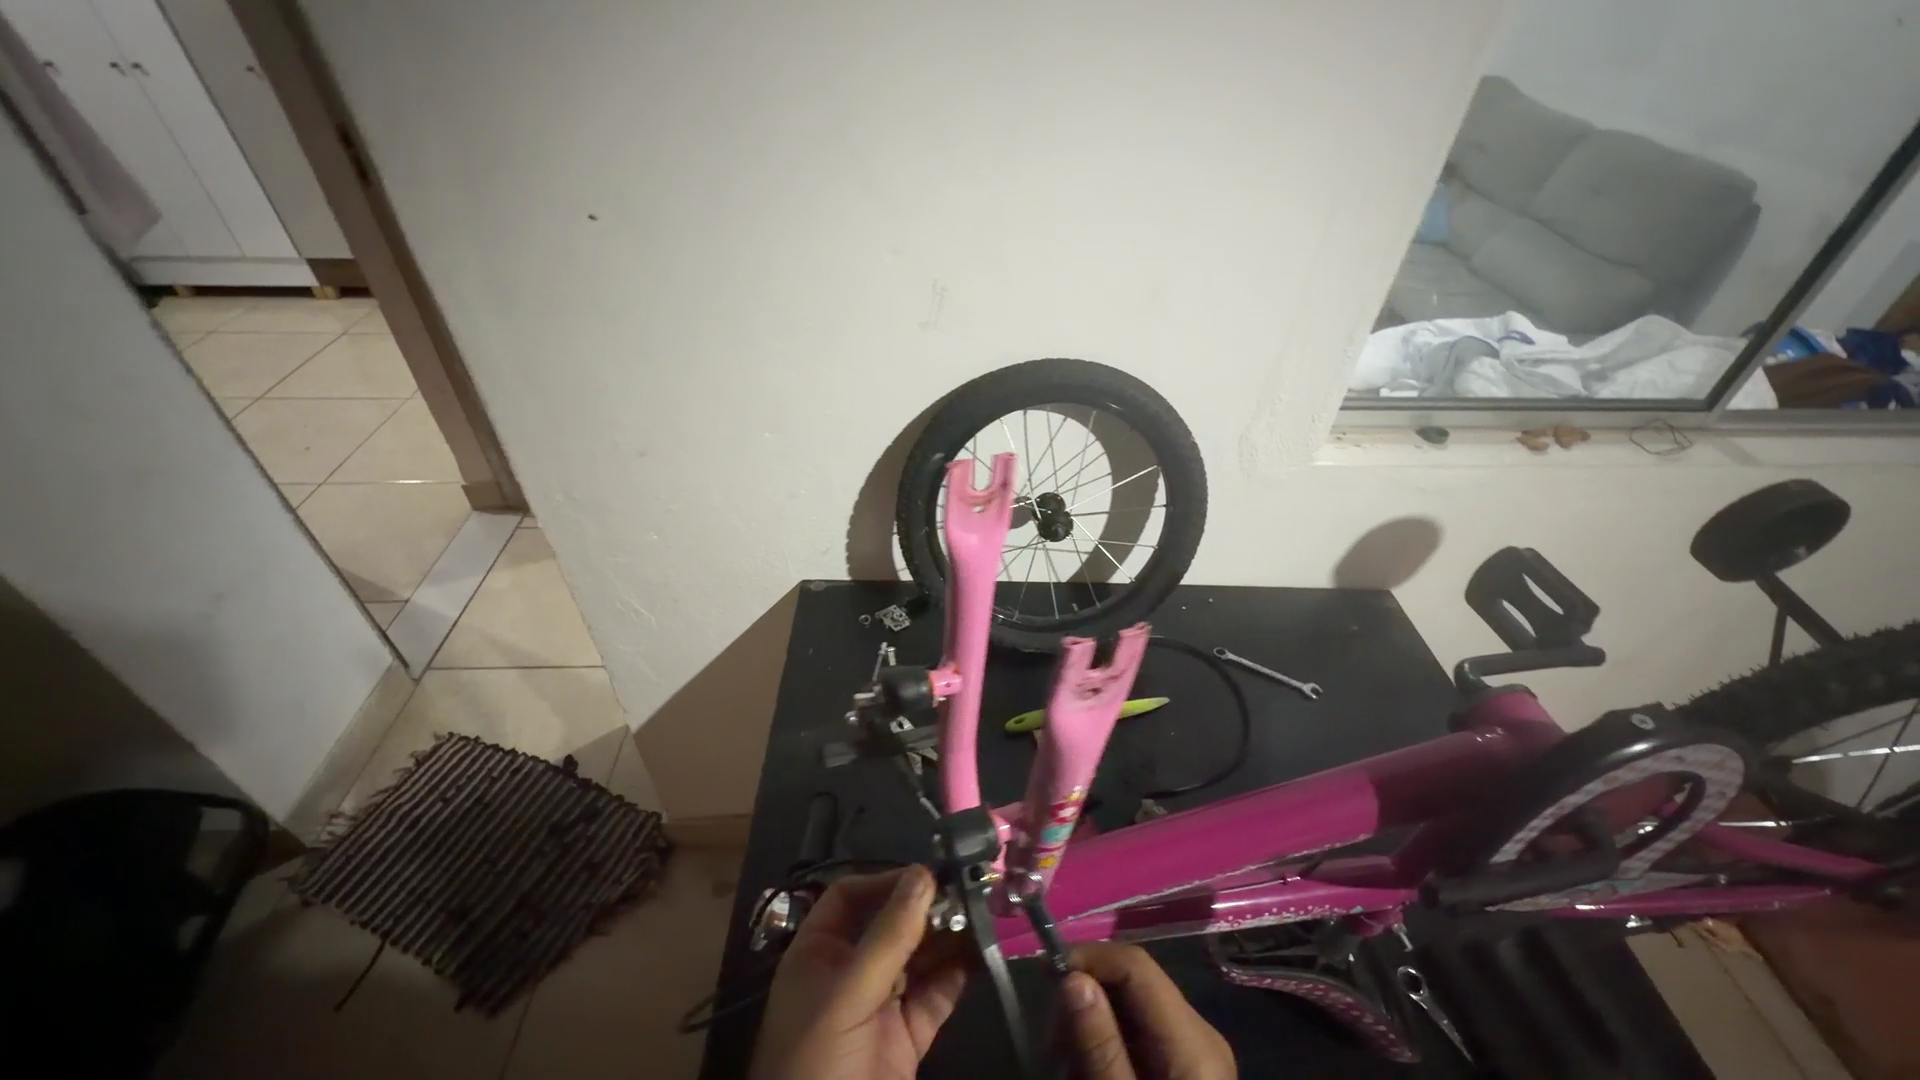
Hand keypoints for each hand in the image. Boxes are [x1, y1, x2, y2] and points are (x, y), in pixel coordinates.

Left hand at [748, 866, 968, 1079]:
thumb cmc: (817, 1060)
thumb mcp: (848, 994)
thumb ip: (888, 936)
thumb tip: (924, 876)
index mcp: (818, 954)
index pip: (848, 898)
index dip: (884, 882)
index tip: (927, 876)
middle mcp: (848, 974)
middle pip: (890, 926)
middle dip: (927, 910)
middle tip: (968, 894)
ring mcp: (879, 1007)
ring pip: (918, 960)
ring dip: (948, 939)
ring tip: (982, 917)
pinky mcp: (906, 1039)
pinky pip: (935, 998)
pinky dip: (957, 977)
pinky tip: (980, 956)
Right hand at [1063, 943, 1235, 1079]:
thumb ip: (1100, 1046)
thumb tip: (1071, 978)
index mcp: (1194, 1039)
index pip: (1136, 965)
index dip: (1089, 957)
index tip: (1046, 974)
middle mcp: (1200, 1031)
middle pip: (1132, 984)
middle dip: (1085, 998)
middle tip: (1052, 1036)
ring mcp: (1196, 1047)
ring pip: (1130, 1006)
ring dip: (1092, 1023)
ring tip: (1067, 1058)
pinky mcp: (1186, 1064)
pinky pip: (1140, 1032)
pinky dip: (1109, 1041)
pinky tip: (1090, 1065)